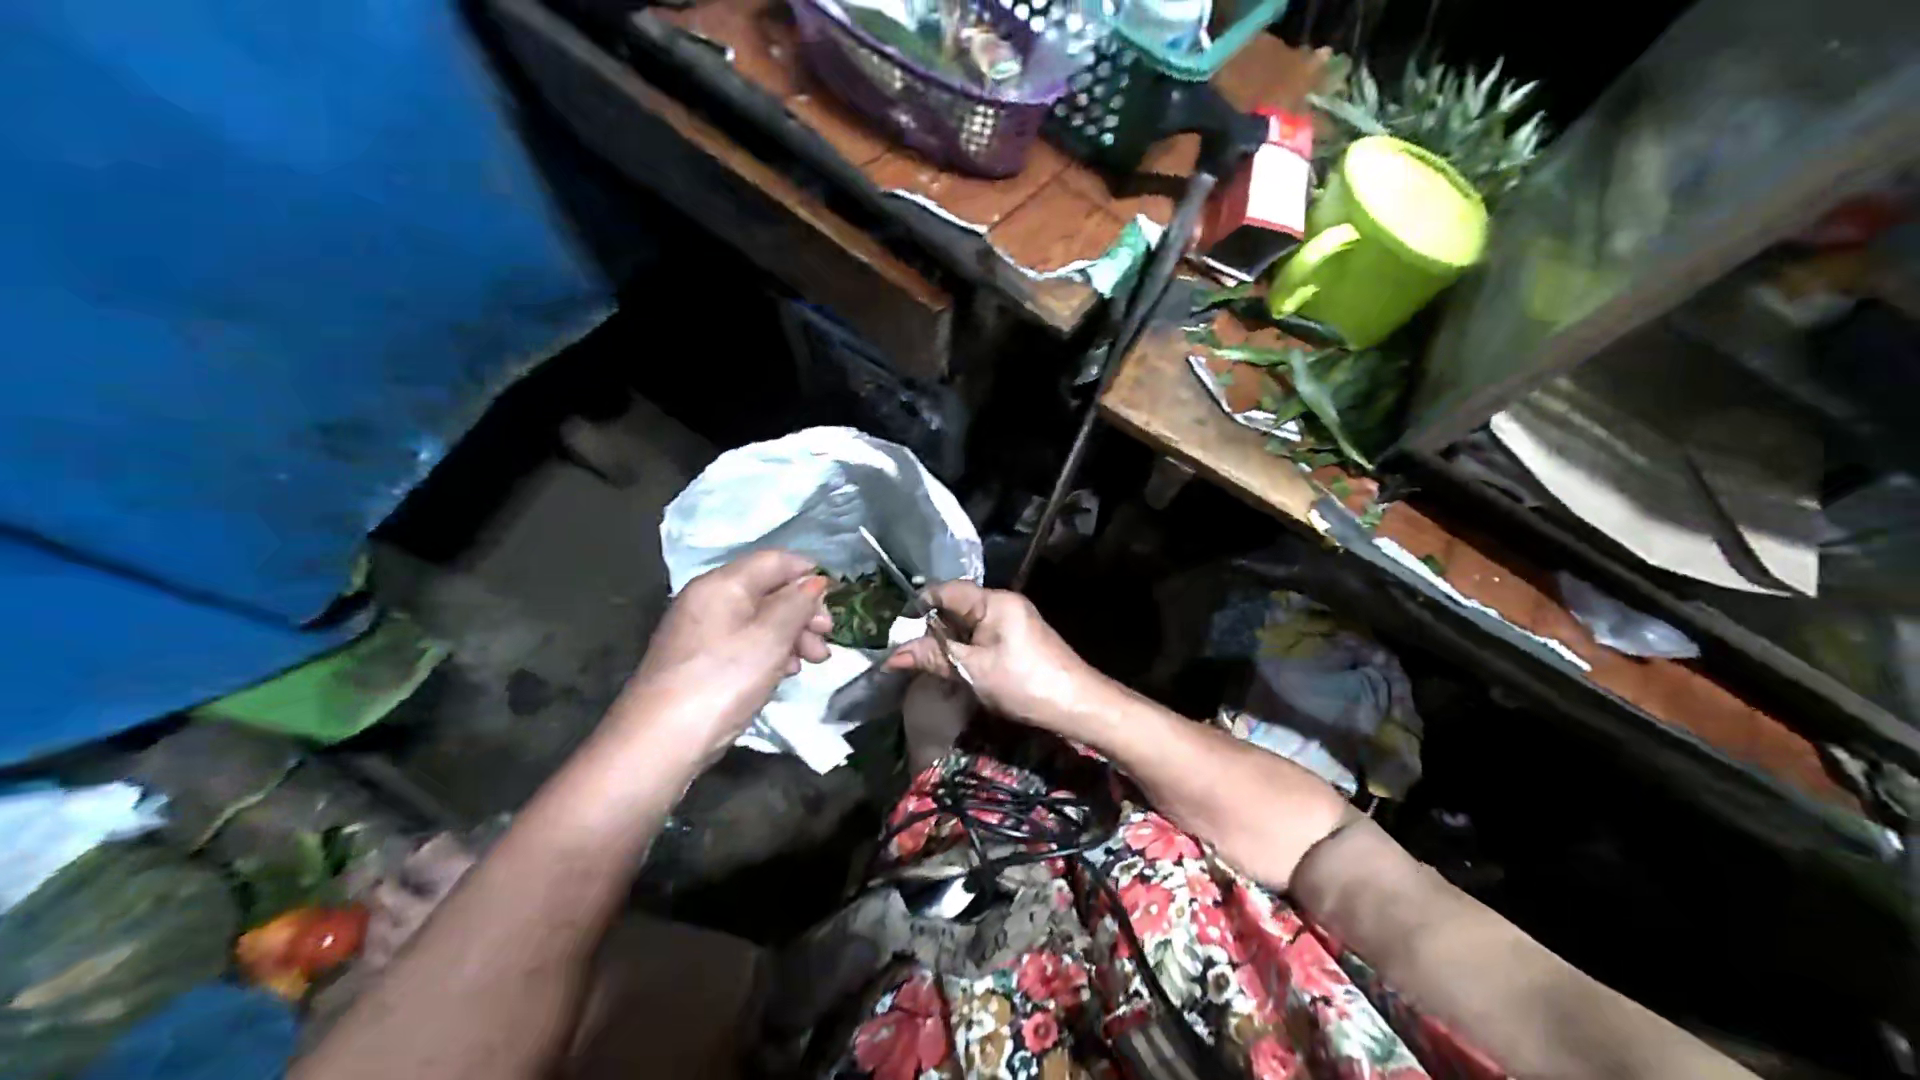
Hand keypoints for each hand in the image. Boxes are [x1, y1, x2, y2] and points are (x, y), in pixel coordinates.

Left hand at [615, 550, 832, 761]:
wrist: (661, 740)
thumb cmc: (723, 680)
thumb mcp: (771, 637)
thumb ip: (797, 603)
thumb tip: (815, 581)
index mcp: (723, 583)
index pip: (775, 560)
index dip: (809, 574)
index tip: (837, 601)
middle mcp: (709, 599)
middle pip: (769, 590)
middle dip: (804, 611)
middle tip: (827, 639)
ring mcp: (703, 631)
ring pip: (760, 619)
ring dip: (793, 635)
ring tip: (815, 661)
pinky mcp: (701, 660)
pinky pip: (745, 643)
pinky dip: (771, 652)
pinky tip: (786, 672)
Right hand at [883, 581, 1106, 732]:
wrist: (1078, 705)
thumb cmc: (1024, 683)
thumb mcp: (973, 671)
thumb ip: (933, 657)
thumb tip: (891, 657)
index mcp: (994, 601)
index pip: (946, 590)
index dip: (919, 606)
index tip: (896, 629)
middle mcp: (1003, 603)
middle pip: (956, 606)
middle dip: (931, 627)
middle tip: (905, 650)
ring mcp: (1012, 620)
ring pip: (967, 624)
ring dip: (947, 641)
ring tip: (924, 661)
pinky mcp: (1017, 639)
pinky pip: (981, 635)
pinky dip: (964, 649)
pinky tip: (952, 667)